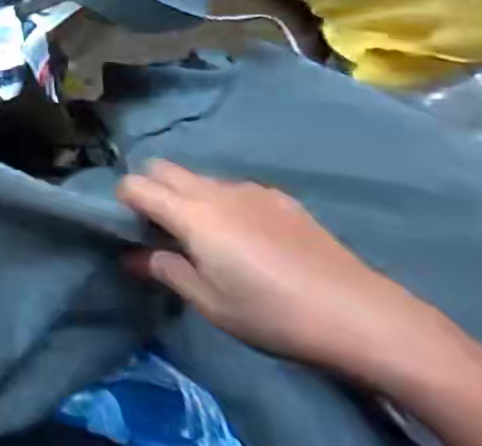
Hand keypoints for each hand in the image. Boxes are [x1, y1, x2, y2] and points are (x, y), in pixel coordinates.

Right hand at [117, 160, 437, 373]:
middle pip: (164, 168)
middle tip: (159, 227)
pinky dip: (224, 204)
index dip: (122, 199)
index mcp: (192, 213)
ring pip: (200, 178)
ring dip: (188, 196)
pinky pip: (234, 189)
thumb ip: (165, 271)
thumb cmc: (273, 314)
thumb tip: (131, 256)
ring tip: (207, 238)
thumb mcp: (211, 304)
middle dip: (150, 187)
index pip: (137, 184)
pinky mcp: (279, 197)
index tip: (126, 225)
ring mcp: (250, 189)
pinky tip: (249, 241)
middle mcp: (215, 189)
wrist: (359, 314)